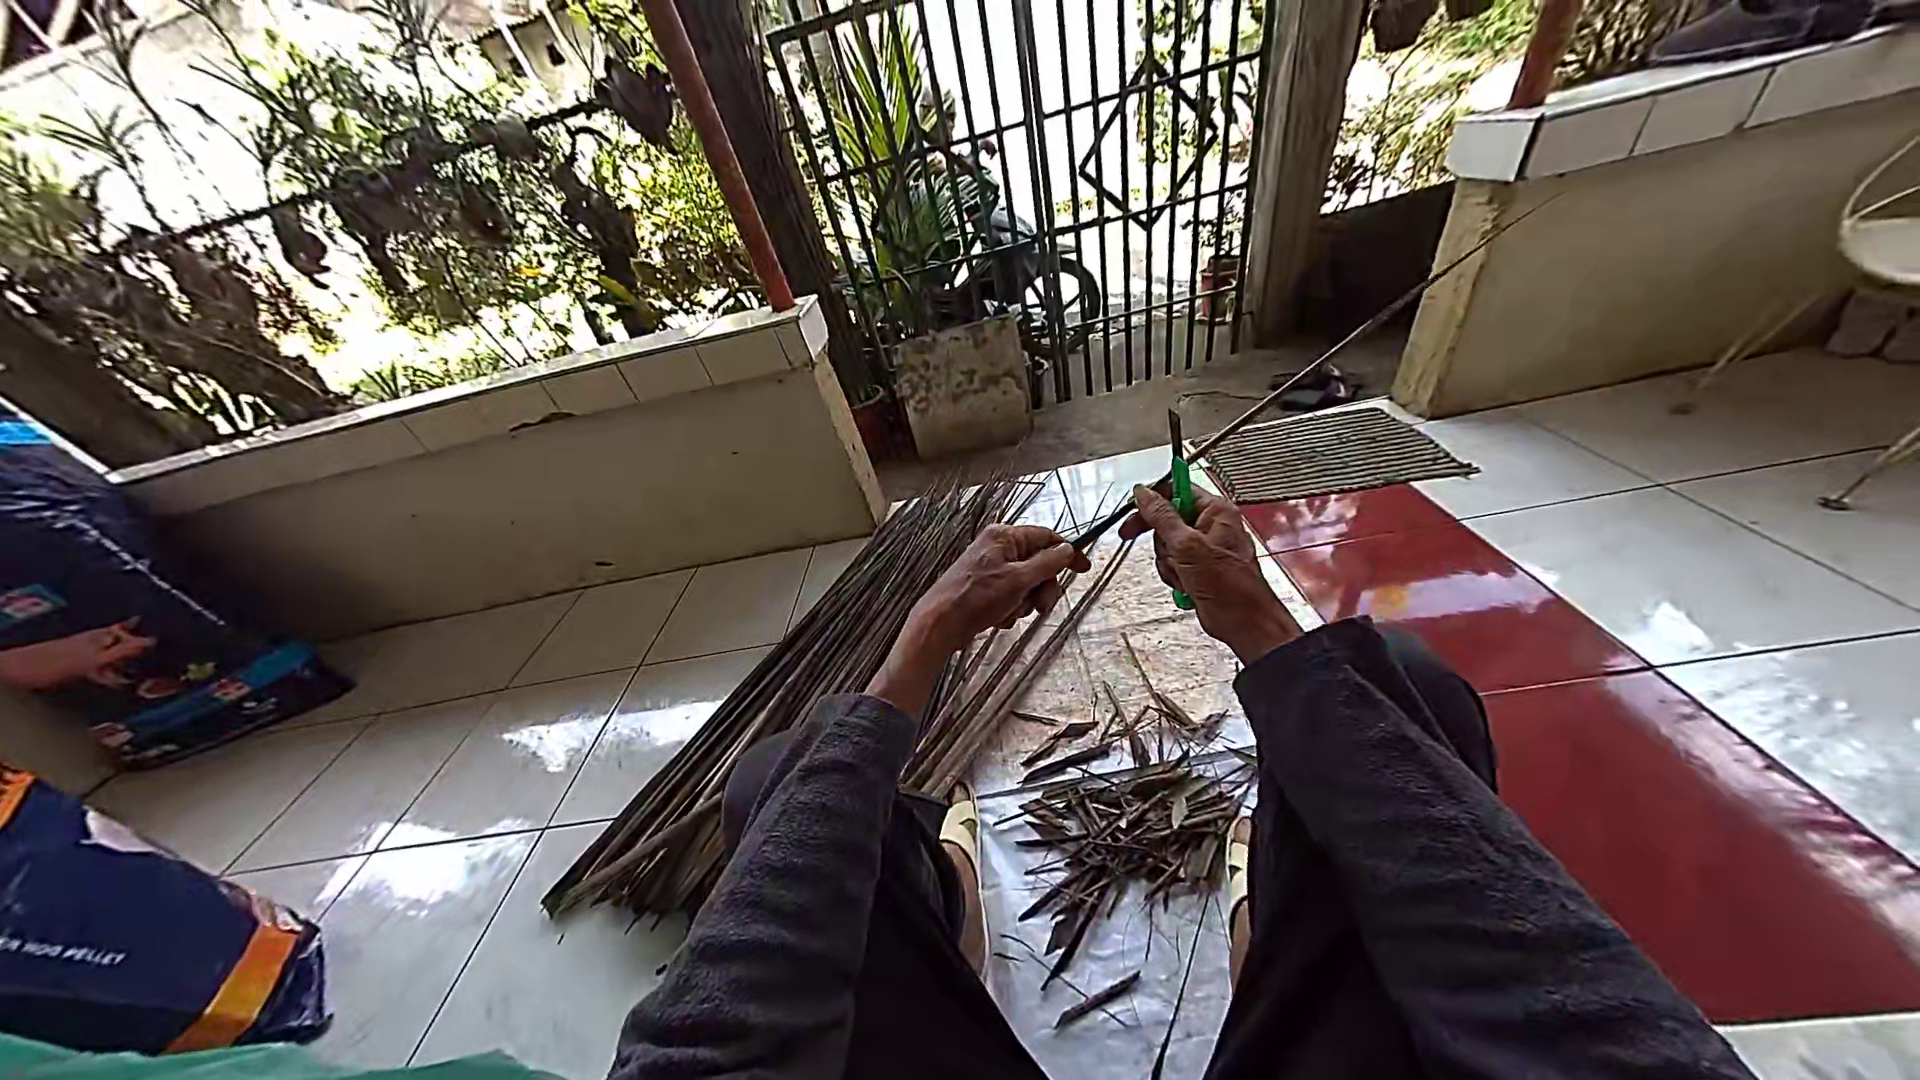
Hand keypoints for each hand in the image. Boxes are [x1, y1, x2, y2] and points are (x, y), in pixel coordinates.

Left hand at [866, 525, 1090, 714]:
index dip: (1067, 553)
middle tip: (1039, 605)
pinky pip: (1012, 598)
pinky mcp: (985, 590)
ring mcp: (991, 570)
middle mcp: (997, 549)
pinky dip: (1010, 610)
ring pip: (1027, 585)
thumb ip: (1048, 563)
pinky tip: (997, 617)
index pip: (1046, 537)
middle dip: (1042, 588)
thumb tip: (1067, 549)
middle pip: (1039, 565)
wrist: (941, 624)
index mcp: (1004, 537)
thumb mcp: (1019, 579)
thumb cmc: (975, 598)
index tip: (1084, 568)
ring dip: (1025, 602)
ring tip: (1009, 612)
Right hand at [1119, 485, 1299, 662]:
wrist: (1243, 622)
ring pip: (1165, 544)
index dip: (1153, 499)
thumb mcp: (1187, 545)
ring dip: (1168, 562)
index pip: (1177, 489)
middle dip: (1161, 540)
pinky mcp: (1197, 568)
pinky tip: (1185, 584)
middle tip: (1156, 548)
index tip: (1135, 508)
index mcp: (1215, 511)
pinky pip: (1171, 563)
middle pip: (1166, 518)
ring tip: (1184, 573)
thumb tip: (1144, 493)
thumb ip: (1162, 516)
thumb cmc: (1229, 585)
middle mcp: (1211, 526)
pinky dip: (1172, 575)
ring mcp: (1203, 548)